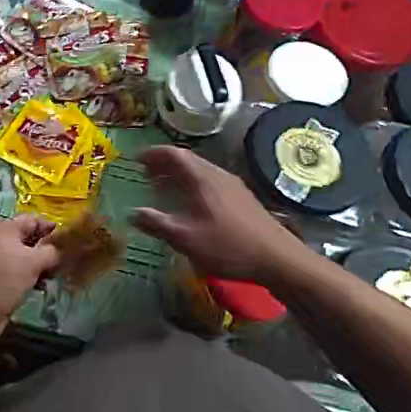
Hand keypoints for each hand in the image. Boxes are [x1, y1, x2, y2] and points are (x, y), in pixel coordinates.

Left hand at [0, 215, 59, 329]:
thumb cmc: (7, 278)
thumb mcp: (34, 261)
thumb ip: (52, 251)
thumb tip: (62, 249)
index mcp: (5, 228)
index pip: (33, 220)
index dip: (51, 228)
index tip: (68, 239)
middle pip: (30, 238)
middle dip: (47, 249)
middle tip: (63, 260)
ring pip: (26, 256)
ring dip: (41, 264)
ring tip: (52, 276)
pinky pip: (20, 270)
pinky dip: (31, 275)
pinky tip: (41, 286)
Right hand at [131, 146, 310, 283]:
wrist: (277, 257)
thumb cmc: (228, 246)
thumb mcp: (186, 239)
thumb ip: (157, 224)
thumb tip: (133, 213)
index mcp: (202, 179)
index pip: (174, 154)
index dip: (153, 154)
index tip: (136, 158)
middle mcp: (218, 175)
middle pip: (188, 159)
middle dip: (164, 163)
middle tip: (146, 173)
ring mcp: (233, 185)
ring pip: (200, 170)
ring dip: (179, 174)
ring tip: (164, 187)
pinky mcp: (243, 197)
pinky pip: (211, 180)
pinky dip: (194, 183)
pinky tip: (192, 202)